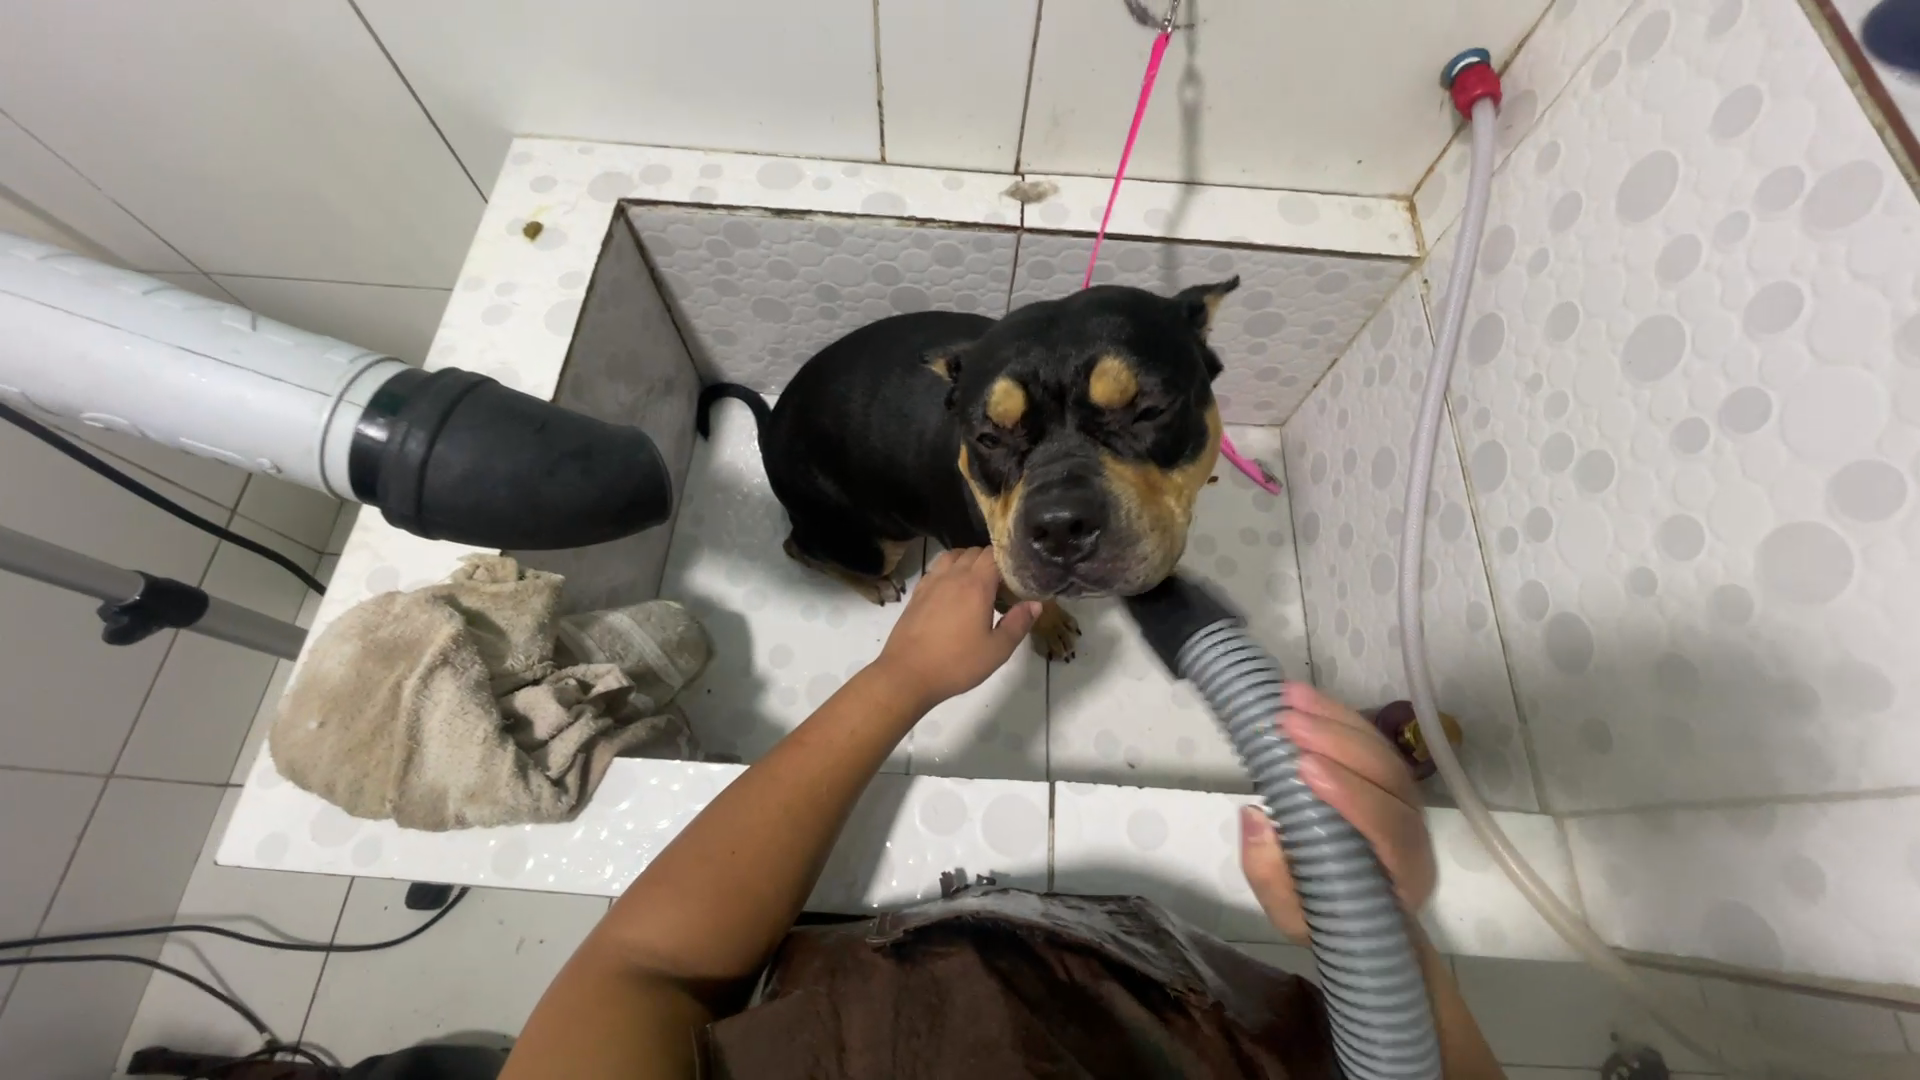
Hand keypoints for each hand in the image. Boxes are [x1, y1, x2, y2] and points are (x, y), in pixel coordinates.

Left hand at [872, 548, 1039, 708]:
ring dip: (967, 562)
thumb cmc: (956, 664)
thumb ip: (1018, 623)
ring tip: (976, 584)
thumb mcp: (997, 650)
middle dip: (990, 561)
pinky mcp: (917, 593)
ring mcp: (931, 582)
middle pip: (974, 552)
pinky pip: (935, 569)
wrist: (907, 674)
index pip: (994, 554)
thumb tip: (1035, 603)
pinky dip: (948, 571)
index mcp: (976, 585)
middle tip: (1001, 585)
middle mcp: (952, 576)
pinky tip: (952, 592)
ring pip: (952, 556)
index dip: (1008, 560)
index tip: (1018, 577)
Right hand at [1239, 682, 1436, 942]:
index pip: (1392, 829)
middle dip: (1340, 744)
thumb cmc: (1326, 916)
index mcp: (1403, 873)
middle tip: (1288, 722)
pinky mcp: (1381, 776)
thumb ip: (1272, 876)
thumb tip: (1255, 817)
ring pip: (1382, 751)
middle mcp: (1412, 831)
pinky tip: (1300, 696)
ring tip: (1289, 697)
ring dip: (1336, 719)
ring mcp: (1401, 798)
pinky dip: (1335, 713)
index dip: (1354, 795)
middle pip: (1391, 778)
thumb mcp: (1291, 915)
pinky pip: (1368, 739)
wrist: (1360, 913)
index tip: (1305, 767)